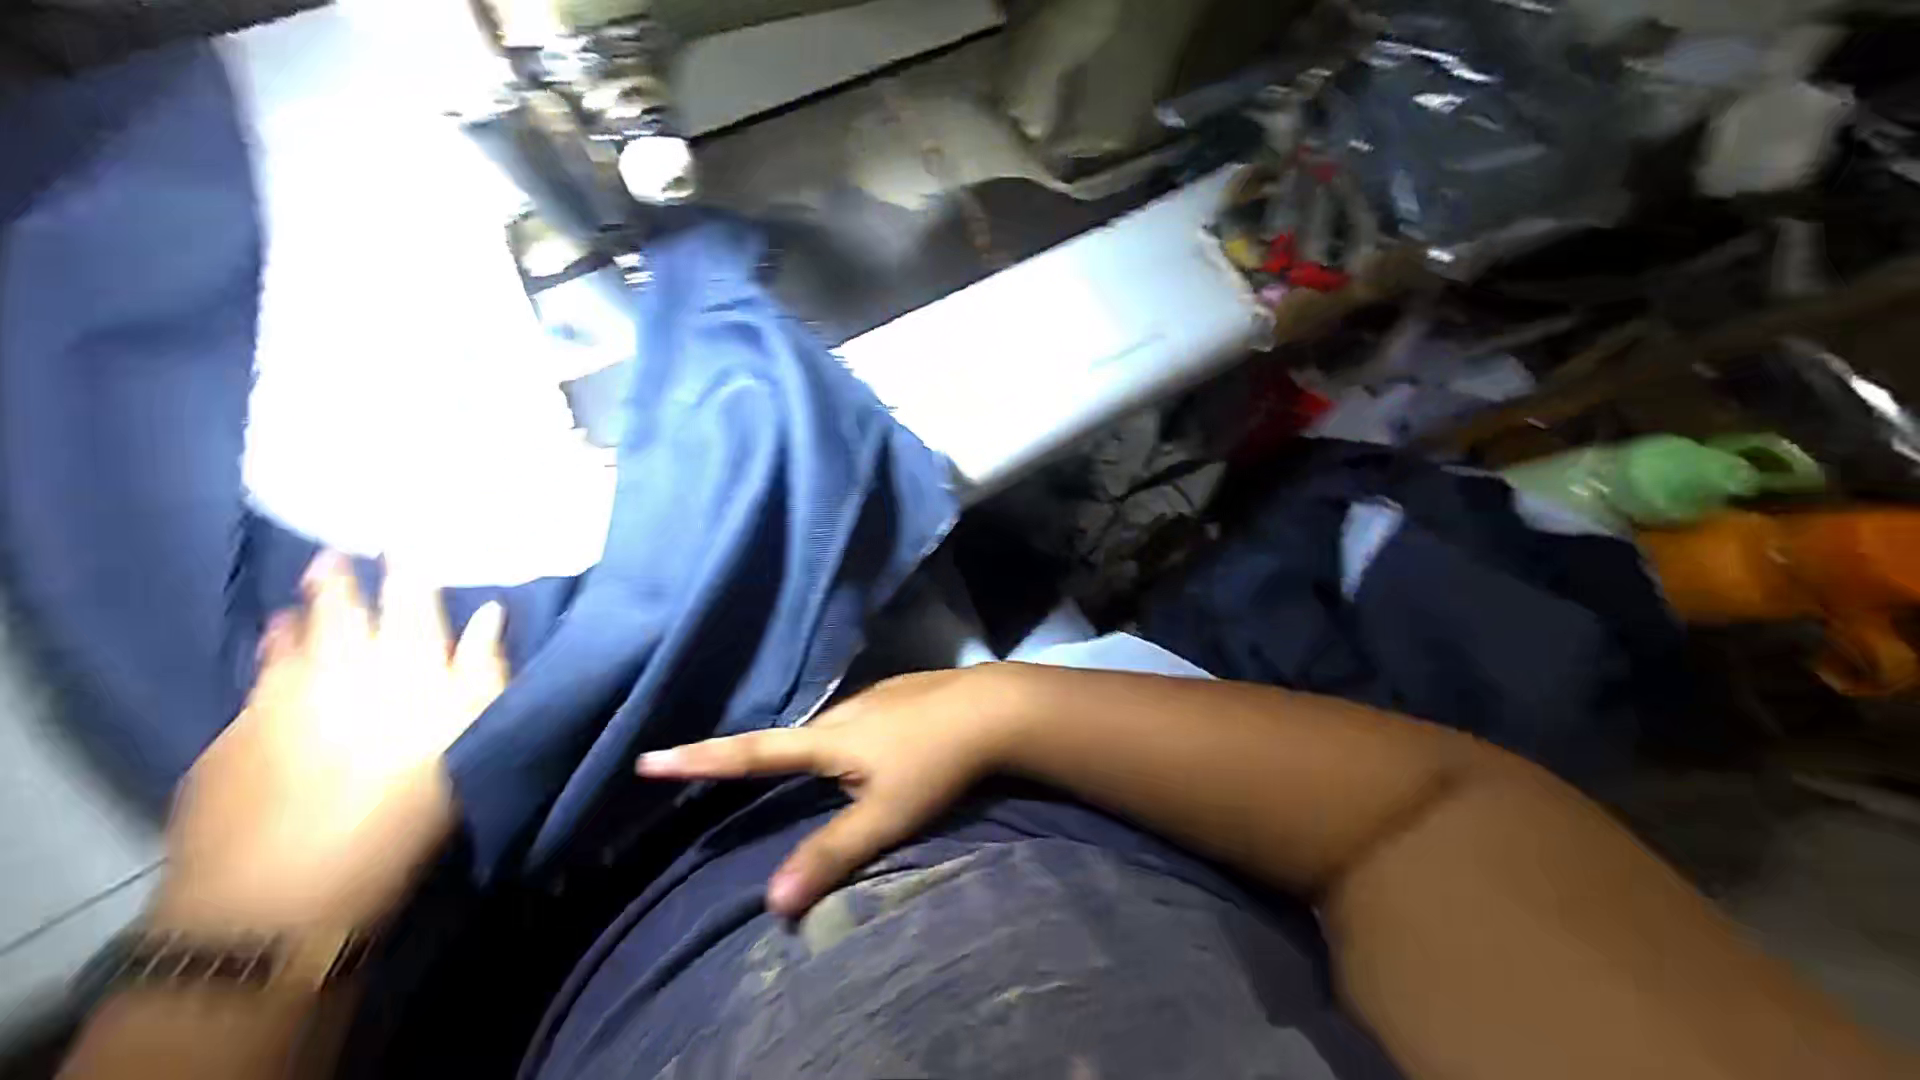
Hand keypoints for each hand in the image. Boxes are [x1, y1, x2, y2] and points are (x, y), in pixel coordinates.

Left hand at [155, 553, 507, 934]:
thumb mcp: (472, 735)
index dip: (412, 571)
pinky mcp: (234, 737)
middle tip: (338, 552)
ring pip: (292, 639)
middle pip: (343, 612)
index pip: (413, 603)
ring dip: (300, 613)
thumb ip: (483, 669)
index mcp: (406, 668)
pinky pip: (258, 676)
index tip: (408, 542)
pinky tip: (271, 646)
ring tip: (301, 596)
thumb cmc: (409, 808)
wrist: (289, 887)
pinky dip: (269, 653)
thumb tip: (490, 611)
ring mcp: (280, 700)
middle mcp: (341, 669)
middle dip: (344, 580)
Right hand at [636, 666, 1031, 916]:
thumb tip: (772, 901)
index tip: (649, 759)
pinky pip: (864, 720)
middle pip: (795, 740)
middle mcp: (844, 710)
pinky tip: (884, 752)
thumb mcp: (884, 816)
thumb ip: (831, 854)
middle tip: (756, 779)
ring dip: (823, 753)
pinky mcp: (902, 692)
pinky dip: (858, 740)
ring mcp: (876, 696)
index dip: (700, 759)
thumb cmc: (936, 763)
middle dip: (769, 759)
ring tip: (840, 779)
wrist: (993, 708)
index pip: (751, 753)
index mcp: (828, 738)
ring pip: (835, 730)